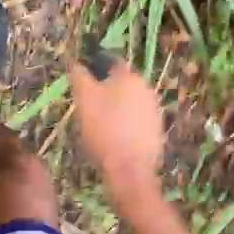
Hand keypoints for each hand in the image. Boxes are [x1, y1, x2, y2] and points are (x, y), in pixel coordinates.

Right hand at [69, 57, 164, 201]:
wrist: (129, 170)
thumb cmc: (104, 128)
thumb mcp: (84, 98)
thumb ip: (79, 76)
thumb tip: (76, 63)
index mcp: (130, 77)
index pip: (111, 64)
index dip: (95, 72)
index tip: (84, 86)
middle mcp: (147, 90)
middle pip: (120, 85)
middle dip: (106, 93)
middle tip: (89, 110)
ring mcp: (154, 112)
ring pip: (129, 104)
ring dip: (116, 111)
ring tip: (99, 128)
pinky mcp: (157, 133)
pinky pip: (136, 123)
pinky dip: (126, 127)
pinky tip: (114, 141)